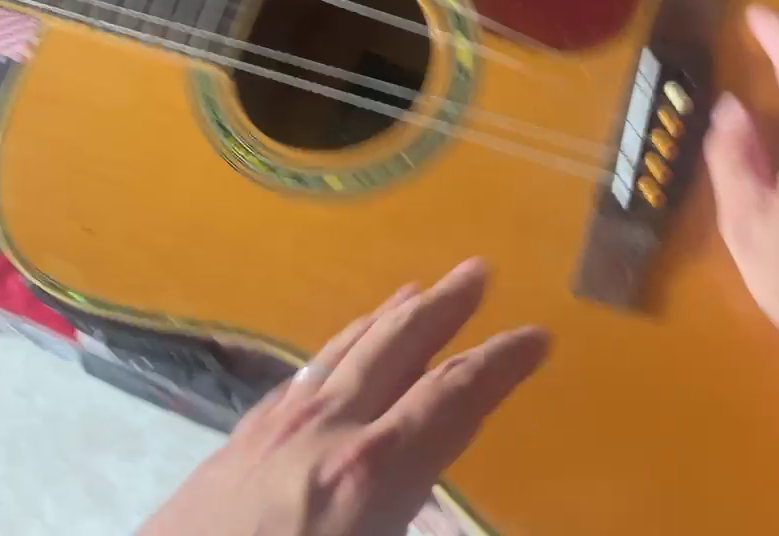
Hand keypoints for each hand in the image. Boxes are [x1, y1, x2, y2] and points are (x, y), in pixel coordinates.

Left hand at [139, 259, 549, 535]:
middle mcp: (327, 430)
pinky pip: (303, 373)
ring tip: (416, 288)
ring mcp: (278, 427)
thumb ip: (419, 516)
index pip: (452, 399)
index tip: (537, 334)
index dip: (501, 363)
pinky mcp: (241, 438)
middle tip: (479, 268)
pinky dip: (336, 347)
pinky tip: (338, 349)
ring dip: (388, 316)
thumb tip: (450, 507)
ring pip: (346, 350)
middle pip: (397, 347)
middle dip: (443, 306)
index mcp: (369, 472)